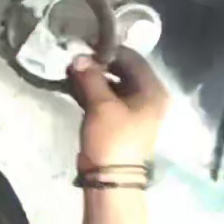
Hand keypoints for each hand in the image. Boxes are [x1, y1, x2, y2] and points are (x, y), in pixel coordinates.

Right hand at [68, 48, 168, 169]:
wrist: (109, 178)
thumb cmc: (112, 138)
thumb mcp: (101, 105)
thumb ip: (90, 77)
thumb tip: (78, 57)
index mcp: (153, 91)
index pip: (133, 59)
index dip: (110, 49)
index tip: (86, 44)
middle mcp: (147, 97)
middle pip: (123, 71)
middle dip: (98, 64)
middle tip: (75, 59)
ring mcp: (132, 109)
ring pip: (112, 84)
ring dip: (92, 77)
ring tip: (70, 72)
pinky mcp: (117, 120)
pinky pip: (105, 98)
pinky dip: (90, 91)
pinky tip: (72, 86)